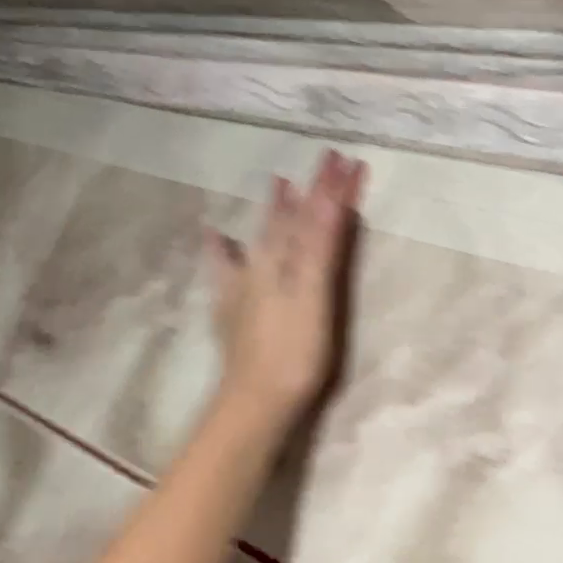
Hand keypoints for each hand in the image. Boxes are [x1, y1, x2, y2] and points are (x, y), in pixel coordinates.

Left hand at [204, 150, 365, 422]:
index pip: (315, 216)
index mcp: (287, 262)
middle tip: (326, 161)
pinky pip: (225, 270)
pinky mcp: (234, 311)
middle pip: (291, 220)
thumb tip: (329, 197)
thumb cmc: (295, 354)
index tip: (349, 160)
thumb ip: (321, 247)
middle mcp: (264, 266)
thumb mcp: (316, 296)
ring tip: (278, 183)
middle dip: (311, 191)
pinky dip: (220, 250)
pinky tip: (213, 237)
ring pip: (262, 238)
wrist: (255, 402)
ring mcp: (246, 288)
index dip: (333, 189)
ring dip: (274, 211)